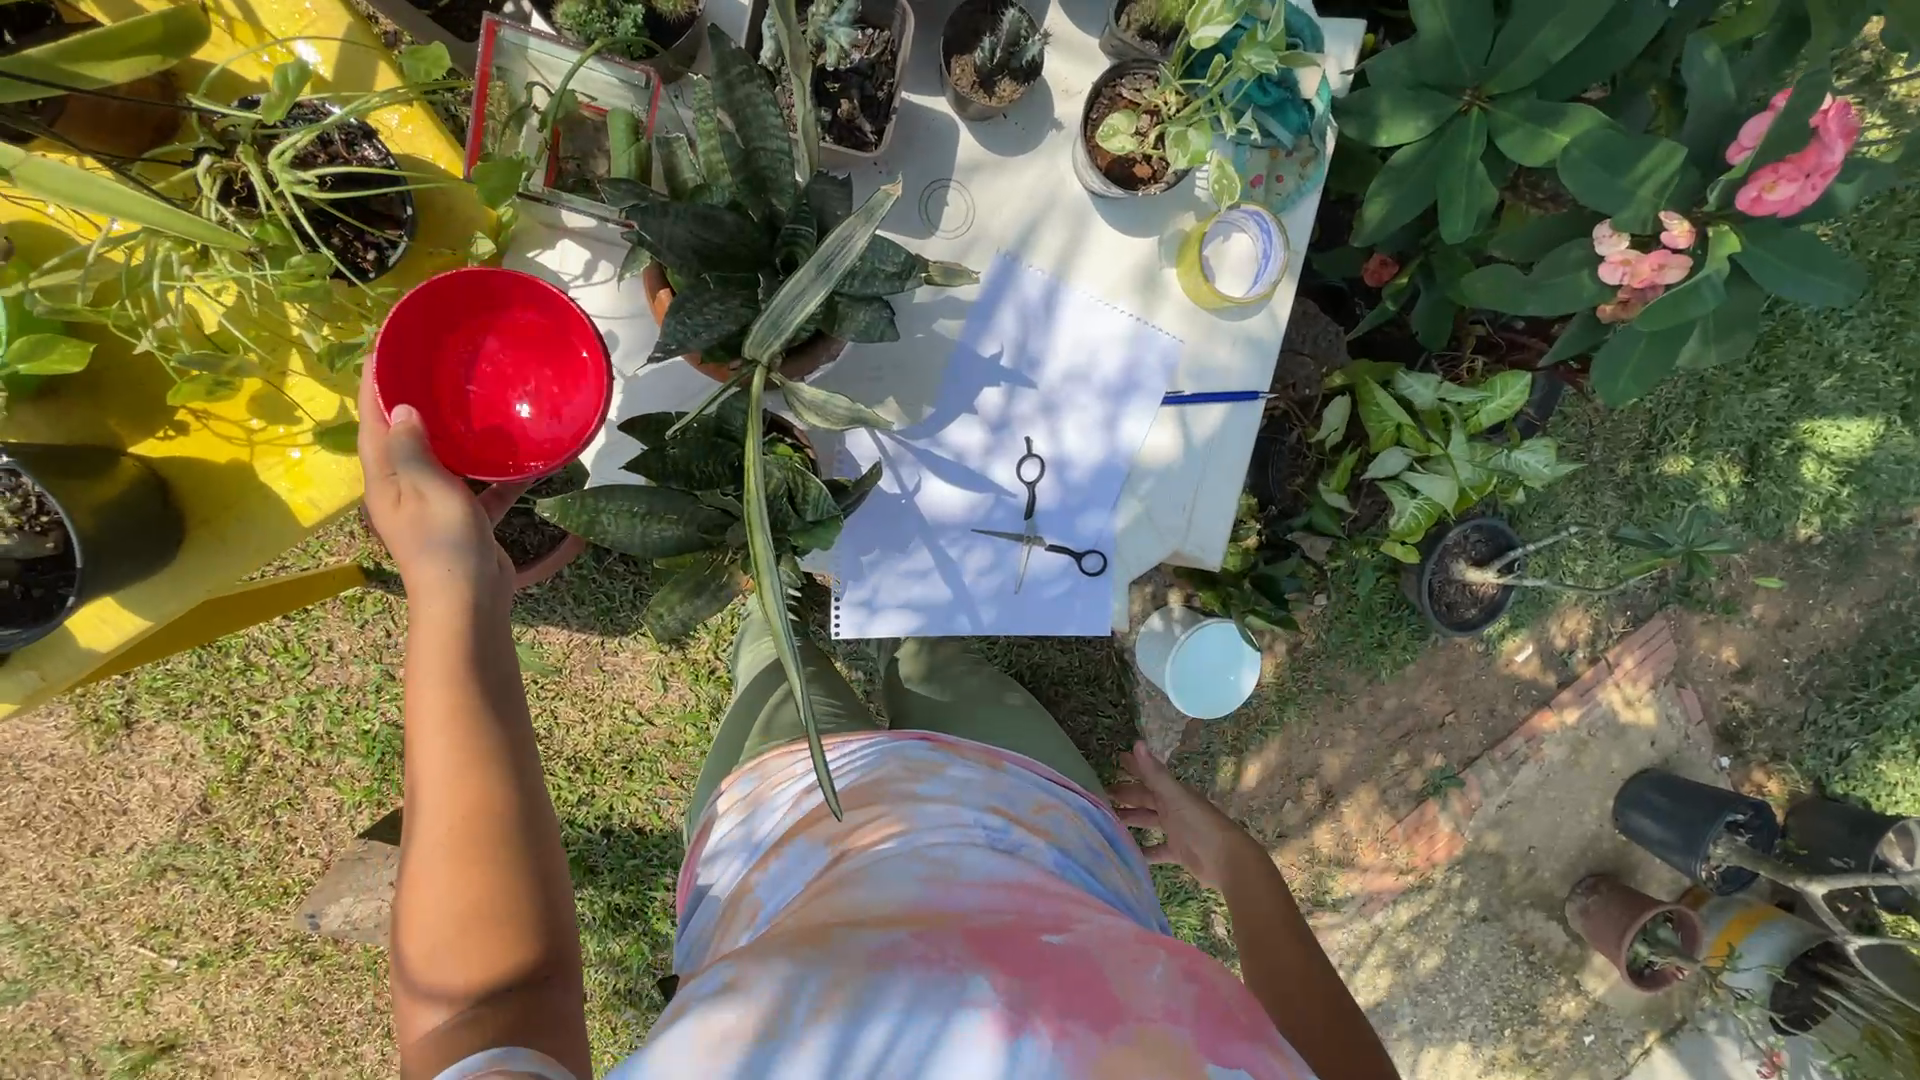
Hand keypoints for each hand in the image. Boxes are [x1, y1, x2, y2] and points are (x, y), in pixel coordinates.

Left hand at [358, 371, 526, 606]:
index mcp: (385, 477)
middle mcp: (404, 486)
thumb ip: (413, 448)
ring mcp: (436, 504)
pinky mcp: (466, 519)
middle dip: (417, 402)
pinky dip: (500, 474)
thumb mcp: (425, 488)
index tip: (387, 347)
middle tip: (441, 367)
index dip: (375, 382)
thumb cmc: (443, 542)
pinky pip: (482, 487)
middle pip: (407, 436)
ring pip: (446, 459)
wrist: (468, 597)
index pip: (374, 419)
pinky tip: (526, 460)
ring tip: (481, 403)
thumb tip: (403, 408)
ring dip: (460, 434)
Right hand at [1110, 740, 1261, 891]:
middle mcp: (1173, 809)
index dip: (1134, 767)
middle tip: (1102, 793)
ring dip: (1130, 820)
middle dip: (1126, 795)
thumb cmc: (1200, 824)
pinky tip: (1127, 852)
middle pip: (1145, 799)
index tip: (1116, 758)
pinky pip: (1155, 851)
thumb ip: (1155, 773)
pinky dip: (1143, 851)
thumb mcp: (1175, 796)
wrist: (1227, 860)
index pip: (1148, 775)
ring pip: (1148, 821)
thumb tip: (1137, 742)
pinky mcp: (1177, 852)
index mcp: (1173, 793)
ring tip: (1108, 821)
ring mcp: (1176, 831)